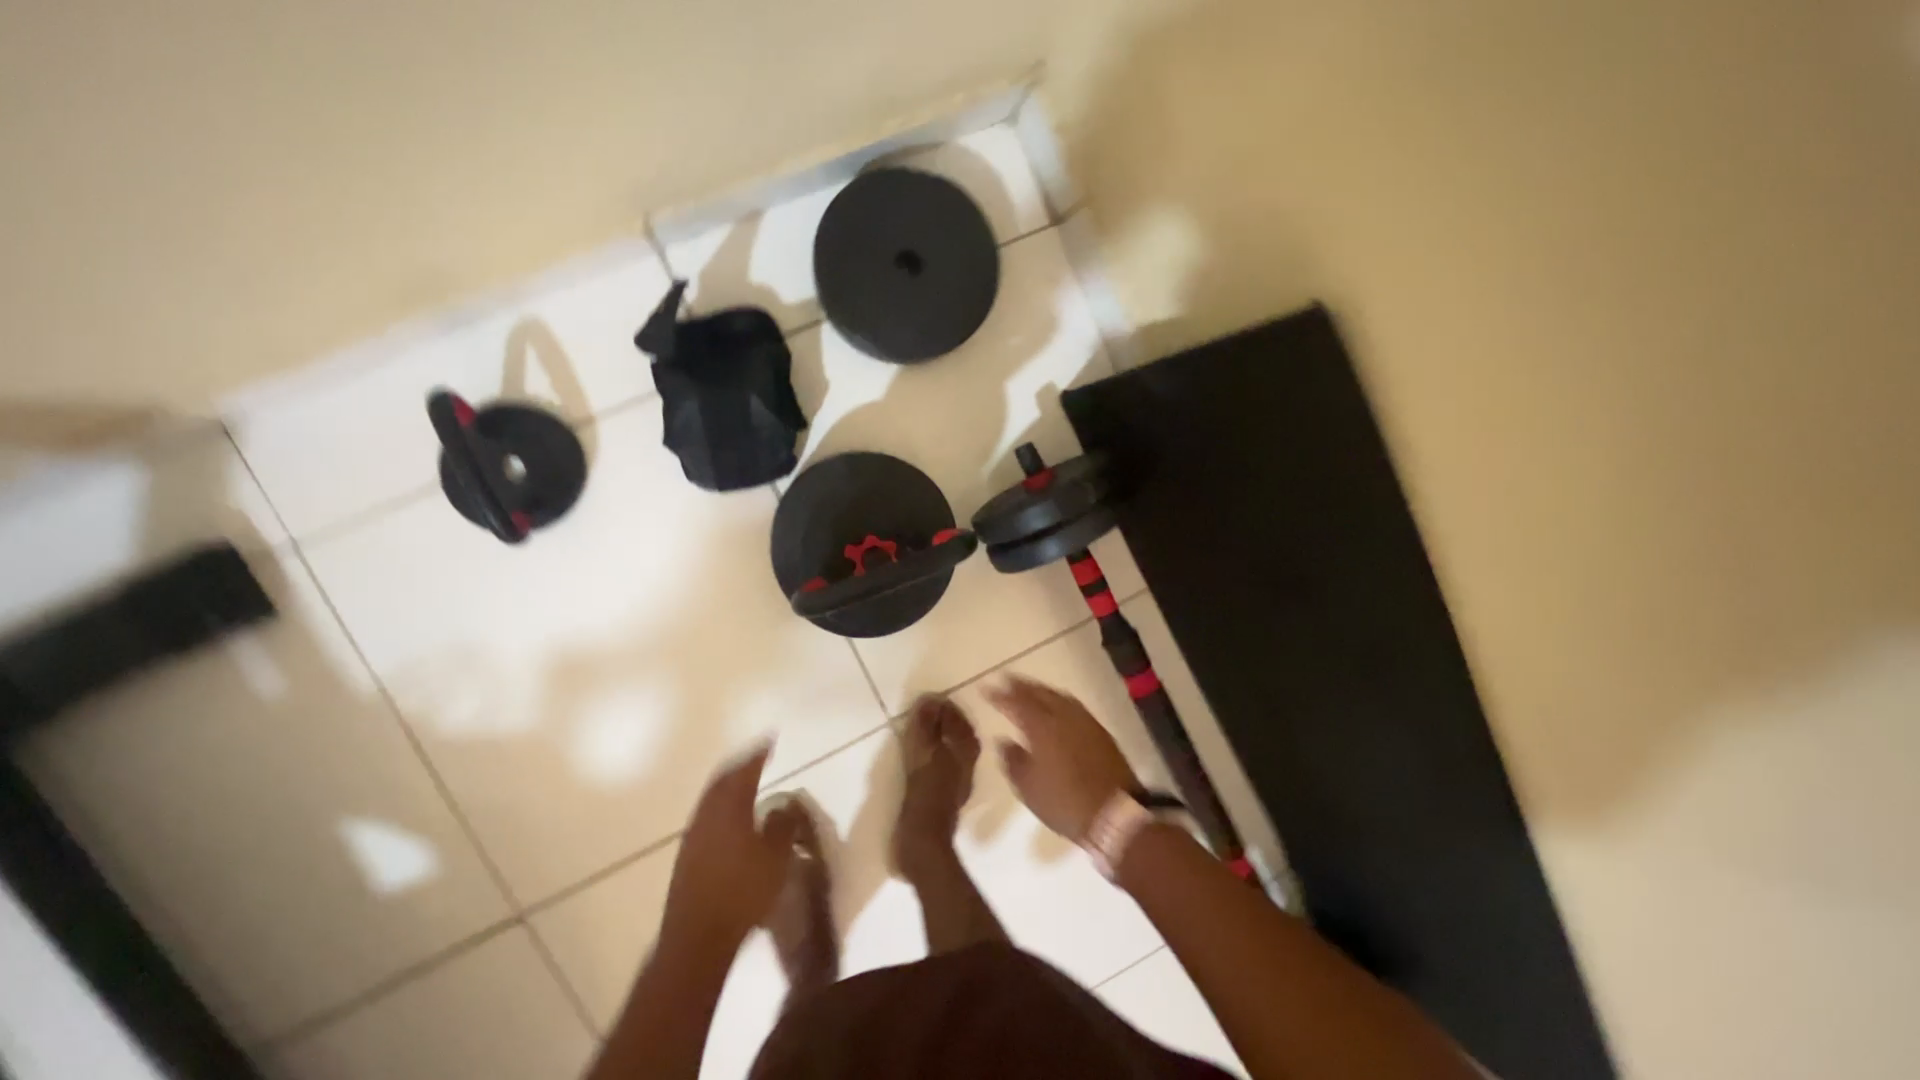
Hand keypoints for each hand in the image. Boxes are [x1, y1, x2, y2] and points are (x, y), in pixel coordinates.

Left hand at [661, 743, 800, 949]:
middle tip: (756, 758)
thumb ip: (782, 825)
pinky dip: (721, 809)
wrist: (698, 936)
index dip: (758, 754)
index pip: (744, 771)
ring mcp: (692, 836)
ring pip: (711, 800)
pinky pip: (706, 818)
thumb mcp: (776, 858)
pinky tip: (731, 821)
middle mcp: (706, 815)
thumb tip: (784, 804)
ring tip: (744, 785)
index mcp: (730, 808)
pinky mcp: (687, 856)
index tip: (771, 741)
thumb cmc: (743, 892)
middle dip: (739, 767)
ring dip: (728, 788)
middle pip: (722, 781)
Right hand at [986, 676, 1138, 841]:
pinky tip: (1056, 707)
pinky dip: (1060, 700)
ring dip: (1041, 690)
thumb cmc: (1064, 803)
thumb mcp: (1028, 788)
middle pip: (1039, 692)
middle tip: (1006, 681)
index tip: (985, 688)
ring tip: (1029, 690)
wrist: (1114, 813)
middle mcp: (1064, 716)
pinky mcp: (1100, 731)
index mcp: (1041, 727)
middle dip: (1021, 685)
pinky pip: (1074, 706)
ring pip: (1059, 696)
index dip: (1000, 694)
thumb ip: (1012, 760)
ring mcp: (1085, 722)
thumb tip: (1004, 740)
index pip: (1016, 702)